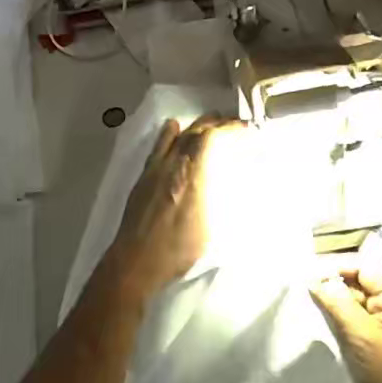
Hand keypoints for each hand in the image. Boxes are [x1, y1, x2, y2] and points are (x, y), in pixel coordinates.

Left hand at [100, 116, 237, 296]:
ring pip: (175, 136)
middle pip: (193, 133)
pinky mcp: (143, 178)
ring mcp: (154, 170)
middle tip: (231, 123)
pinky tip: (172, 129)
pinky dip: (169, 135)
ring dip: (194, 126)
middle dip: (214, 124)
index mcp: (191, 175)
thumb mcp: (210, 227)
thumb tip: (223, 185)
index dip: (229, 128)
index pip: (210, 138)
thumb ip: (216, 199)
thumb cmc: (177, 250)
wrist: (136, 260)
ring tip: (208, 122)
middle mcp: (172, 165)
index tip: (245, 128)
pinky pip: (158, 147)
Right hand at [311, 257, 381, 382]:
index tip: (308, 278)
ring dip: (343, 303)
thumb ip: (338, 303)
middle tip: (308, 294)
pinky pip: (371, 317)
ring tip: (317, 309)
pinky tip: (334, 325)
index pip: (367, 267)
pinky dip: (352, 318)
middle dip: (338, 285)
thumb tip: (316, 279)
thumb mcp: (361, 337)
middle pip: (367, 281)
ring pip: (367, 299)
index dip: (337, 268)